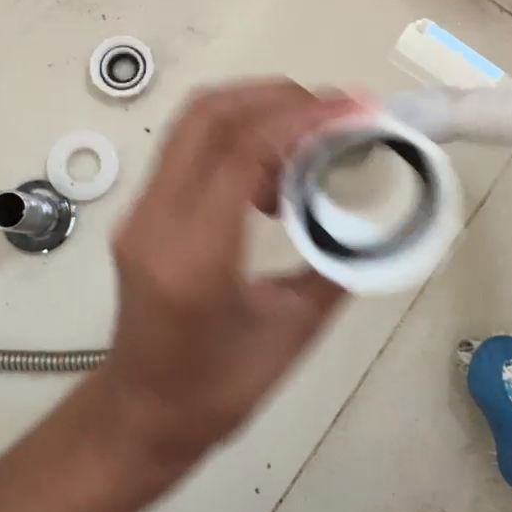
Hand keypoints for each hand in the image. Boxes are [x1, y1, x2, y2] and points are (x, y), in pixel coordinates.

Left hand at [94, 79, 361, 467]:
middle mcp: (156, 220)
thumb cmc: (216, 391)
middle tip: (334, 111)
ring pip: (194, 124)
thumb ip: (333, 264)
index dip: (302, 117)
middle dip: (277, 96)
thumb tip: (371, 213)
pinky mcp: (141, 213)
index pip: (243, 150)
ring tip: (311, 137)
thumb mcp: (292, 331)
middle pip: (209, 115)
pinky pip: (189, 150)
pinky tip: (274, 172)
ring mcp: (140, 212)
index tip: (354, 109)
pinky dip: (236, 137)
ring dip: (255, 110)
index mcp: (194, 255)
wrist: (140, 416)